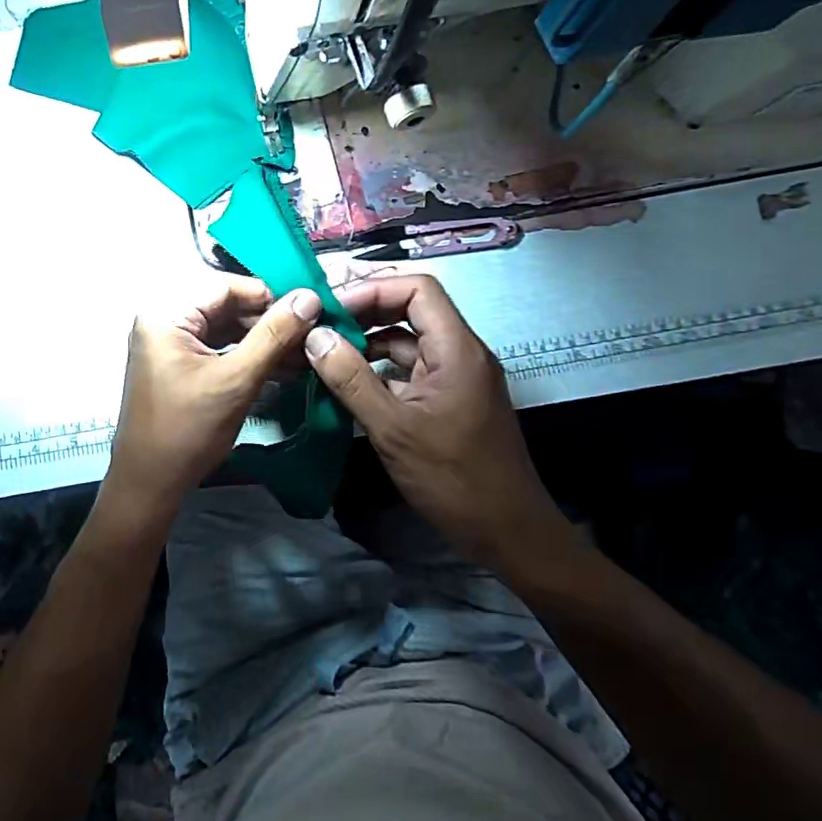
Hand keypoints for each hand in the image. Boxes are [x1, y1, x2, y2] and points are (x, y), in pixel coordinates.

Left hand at [107, 275, 323, 519]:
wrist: (150, 485)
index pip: (226, 285)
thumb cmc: (188, 430)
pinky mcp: (180, 363)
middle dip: (271, 321)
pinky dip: (250, 355)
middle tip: (311, 336)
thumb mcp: (237, 379)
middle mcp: (164, 318)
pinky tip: (284, 367)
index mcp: (166, 313)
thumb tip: (309, 297)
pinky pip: (220, 347)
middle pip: (227, 305)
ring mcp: (171, 342)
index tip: (308, 312)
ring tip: (304, 356)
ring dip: (265, 340)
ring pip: (228, 327)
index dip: (270, 296)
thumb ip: (274, 335)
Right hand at [304, 275, 577, 573]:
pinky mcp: (452, 400)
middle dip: (366, 314)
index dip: (372, 289)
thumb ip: (352, 380)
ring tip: (325, 353)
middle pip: (412, 311)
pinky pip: (413, 372)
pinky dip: (382, 372)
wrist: (507, 531)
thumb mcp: (393, 429)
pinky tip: (350, 384)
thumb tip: (315, 337)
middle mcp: (461, 352)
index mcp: (457, 348)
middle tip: (320, 327)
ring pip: (410, 343)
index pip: (417, 289)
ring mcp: (458, 377)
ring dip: (370, 344)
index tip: (330, 308)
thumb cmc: (453, 478)